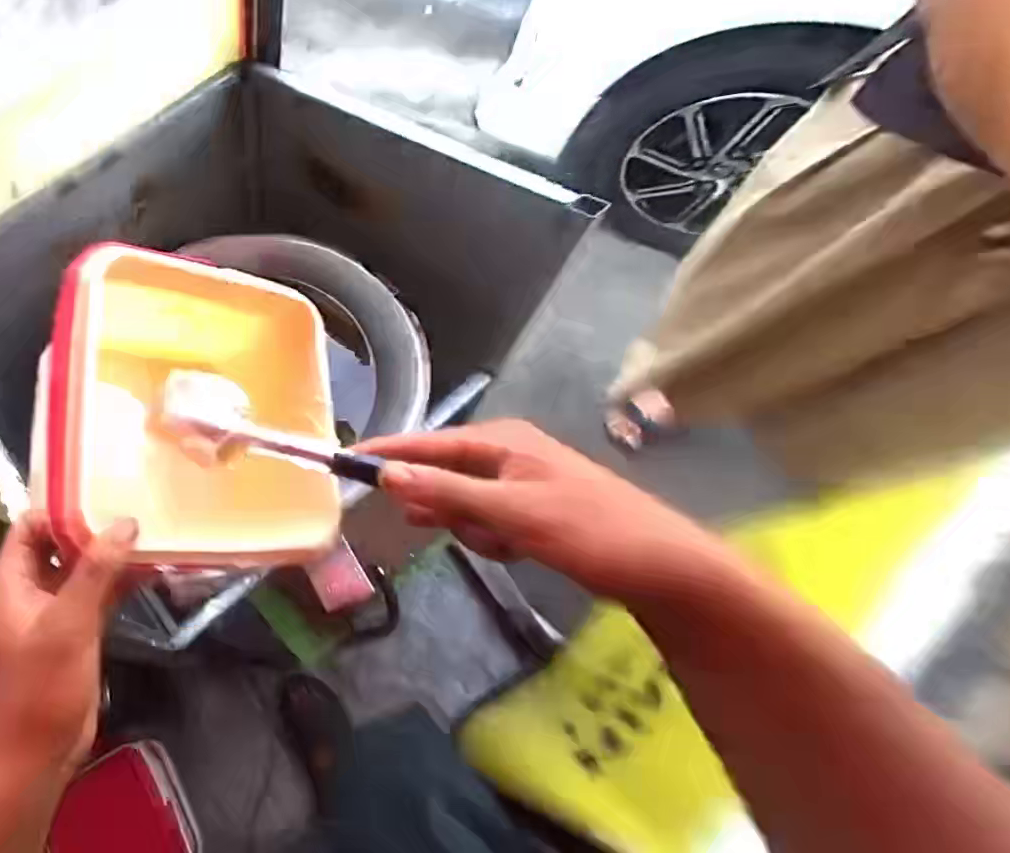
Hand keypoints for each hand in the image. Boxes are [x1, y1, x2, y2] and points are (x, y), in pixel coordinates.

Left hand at [0, 511, 135, 771]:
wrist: (39, 754)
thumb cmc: (41, 685)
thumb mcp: (68, 622)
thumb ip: (95, 570)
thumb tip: (127, 521)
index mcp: (14, 578)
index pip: (30, 523)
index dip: (60, 506)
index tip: (101, 491)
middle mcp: (34, 586)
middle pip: (61, 540)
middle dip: (95, 524)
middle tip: (135, 501)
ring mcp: (60, 606)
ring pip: (86, 564)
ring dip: (113, 550)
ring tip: (152, 525)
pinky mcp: (82, 626)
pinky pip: (103, 589)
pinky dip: (123, 577)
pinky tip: (154, 564)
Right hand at [358, 420, 732, 605]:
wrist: (665, 569)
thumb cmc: (587, 530)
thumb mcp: (512, 513)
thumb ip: (447, 491)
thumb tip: (388, 474)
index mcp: (500, 440)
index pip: (428, 442)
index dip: (387, 452)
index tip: (345, 459)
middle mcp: (506, 453)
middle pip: (444, 474)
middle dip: (446, 506)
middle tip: (468, 529)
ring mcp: (519, 481)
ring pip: (465, 503)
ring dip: (475, 528)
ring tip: (509, 545)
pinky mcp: (531, 509)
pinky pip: (488, 520)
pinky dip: (493, 537)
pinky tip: (519, 551)